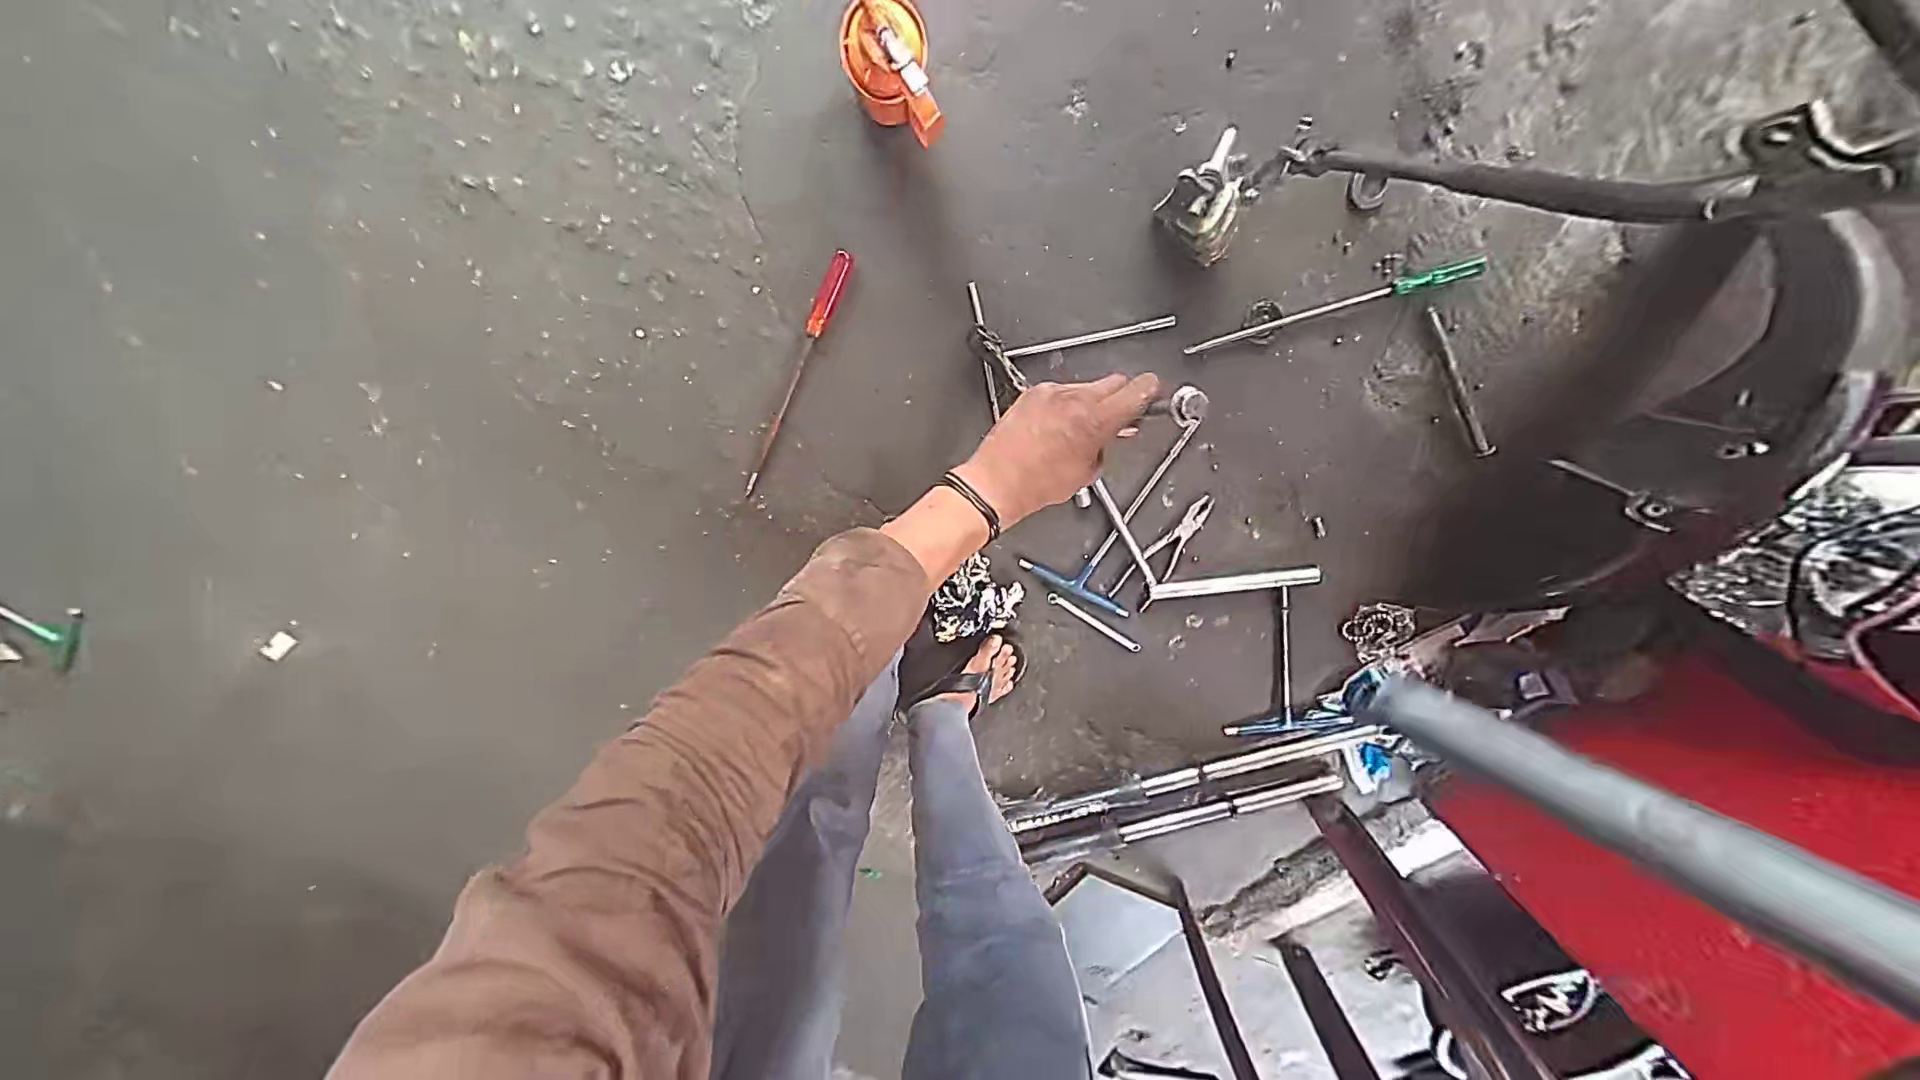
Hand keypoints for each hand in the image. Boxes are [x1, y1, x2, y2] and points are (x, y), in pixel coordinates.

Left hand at [950, 373, 1160, 527]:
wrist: (996, 482)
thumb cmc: (1035, 483)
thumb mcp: (1087, 471)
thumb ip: (1107, 445)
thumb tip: (1116, 433)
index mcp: (1094, 419)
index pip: (1138, 388)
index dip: (1150, 392)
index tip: (1152, 395)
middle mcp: (1073, 399)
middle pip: (1114, 382)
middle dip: (1119, 399)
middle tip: (1116, 419)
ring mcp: (1051, 393)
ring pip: (1086, 387)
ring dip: (1089, 404)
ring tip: (1076, 432)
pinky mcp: (1032, 393)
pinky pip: (1059, 393)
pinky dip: (1064, 406)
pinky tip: (1055, 428)